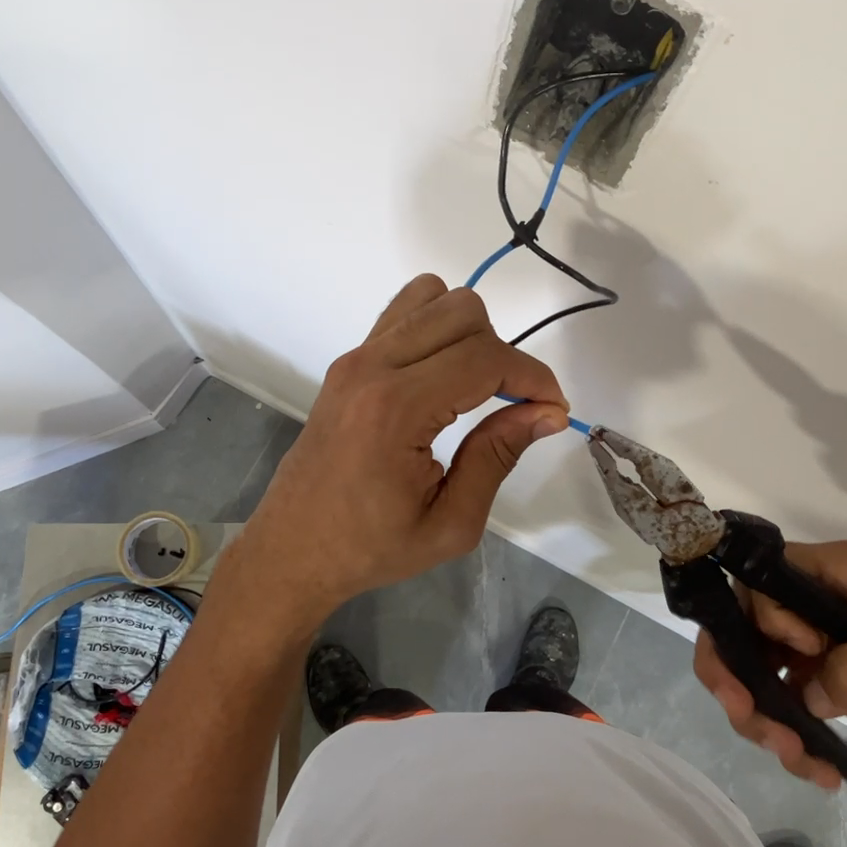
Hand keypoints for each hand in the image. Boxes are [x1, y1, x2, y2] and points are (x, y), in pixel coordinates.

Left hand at [230, 275, 568, 624]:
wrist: (292, 550)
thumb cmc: (371, 548)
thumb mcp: (450, 523)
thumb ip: (498, 458)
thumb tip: (547, 412)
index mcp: (395, 410)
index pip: (484, 358)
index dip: (533, 377)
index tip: (553, 409)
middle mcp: (370, 368)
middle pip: (461, 311)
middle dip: (502, 352)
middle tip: (512, 404)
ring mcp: (353, 358)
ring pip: (431, 296)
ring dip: (467, 332)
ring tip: (473, 387)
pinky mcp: (347, 362)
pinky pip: (402, 313)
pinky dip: (435, 329)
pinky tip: (442, 377)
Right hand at [694, 540, 846, 789]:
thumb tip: (808, 696)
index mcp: (840, 574)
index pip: (766, 576)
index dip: (765, 614)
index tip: (804, 653)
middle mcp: (812, 601)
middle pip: (738, 622)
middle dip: (730, 671)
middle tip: (744, 715)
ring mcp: (807, 642)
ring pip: (746, 667)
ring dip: (756, 715)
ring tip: (794, 756)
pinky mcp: (813, 681)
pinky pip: (772, 703)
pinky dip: (782, 737)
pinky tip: (816, 769)